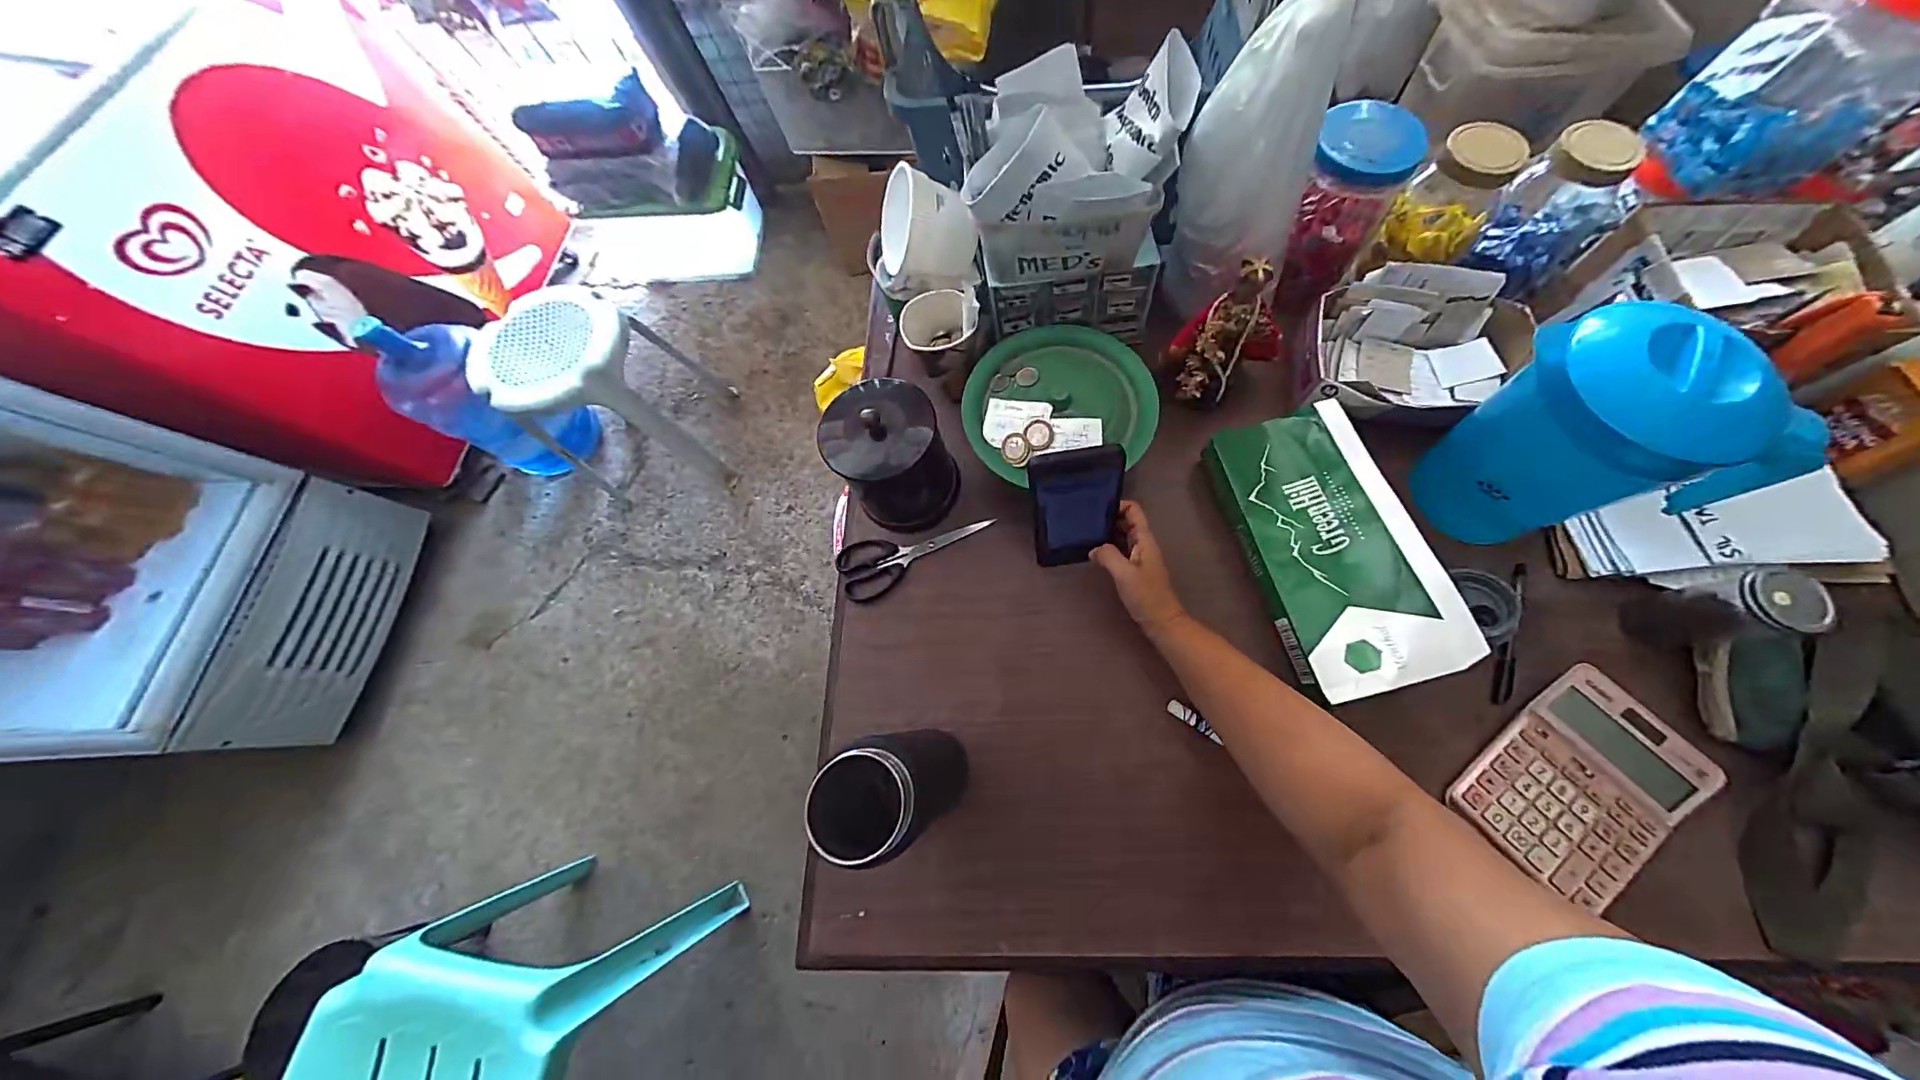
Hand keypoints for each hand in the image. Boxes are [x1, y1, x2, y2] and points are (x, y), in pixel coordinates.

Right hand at [1091, 500, 1187, 632]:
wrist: (1161, 620)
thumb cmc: (1146, 595)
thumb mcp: (1124, 573)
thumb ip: (1108, 555)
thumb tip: (1094, 549)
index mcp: (1144, 540)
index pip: (1134, 510)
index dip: (1118, 505)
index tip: (1097, 509)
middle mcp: (1143, 544)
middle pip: (1127, 521)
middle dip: (1108, 517)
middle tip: (1085, 520)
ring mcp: (1139, 557)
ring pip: (1122, 536)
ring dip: (1107, 533)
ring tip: (1085, 533)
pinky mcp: (1134, 569)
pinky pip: (1120, 550)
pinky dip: (1108, 547)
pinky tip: (1094, 553)